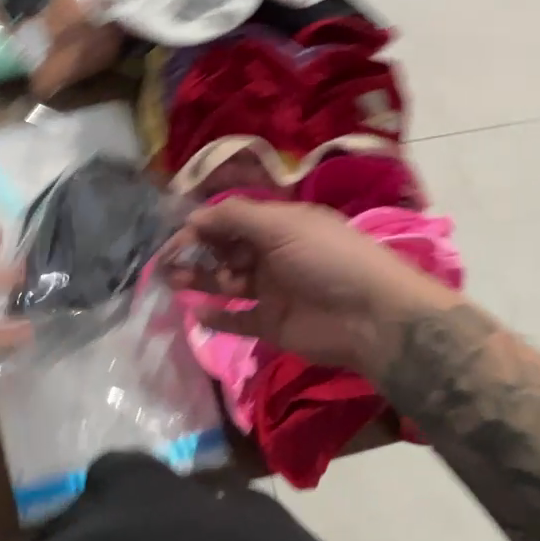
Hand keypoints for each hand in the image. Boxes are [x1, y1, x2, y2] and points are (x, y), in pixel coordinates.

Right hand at [162, 198, 436, 374]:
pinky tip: (196, 313)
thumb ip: (235, 218)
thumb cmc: (327, 259)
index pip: (232, 220)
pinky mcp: (272, 324)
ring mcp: (272, 290)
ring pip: (226, 283)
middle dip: (197, 252)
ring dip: (200, 280)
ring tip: (175, 282)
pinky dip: (216, 316)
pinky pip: (237, 319)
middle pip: (225, 250)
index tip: (178, 235)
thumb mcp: (282, 226)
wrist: (370, 316)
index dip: (204, 225)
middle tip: (169, 261)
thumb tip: (193, 216)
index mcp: (279, 225)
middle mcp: (273, 254)